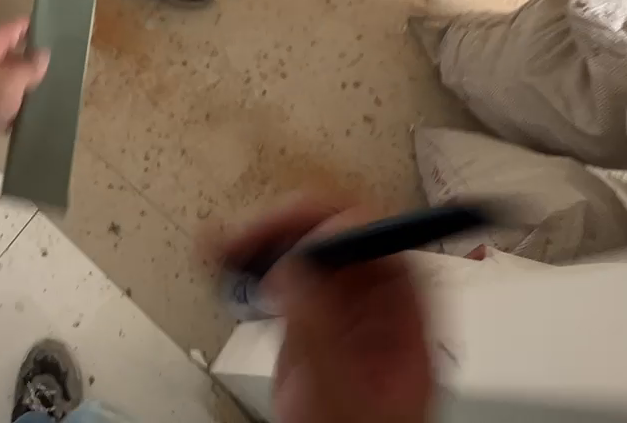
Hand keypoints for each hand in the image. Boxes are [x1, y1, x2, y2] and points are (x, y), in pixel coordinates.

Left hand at [0, 18, 48, 164]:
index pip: (14, 26)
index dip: (34, 26)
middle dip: (30, 60)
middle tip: (56, 65)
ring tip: (46, 91)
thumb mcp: (15, 79)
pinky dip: (12, 105)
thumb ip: (32, 66)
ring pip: (5, 78)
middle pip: (10, 54)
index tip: (54, 31)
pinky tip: (28, 114)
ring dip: (22, 86)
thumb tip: (43, 53)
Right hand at [216, 195, 434, 422]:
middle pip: (339, 237)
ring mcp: (338, 312)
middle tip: (253, 235)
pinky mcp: (305, 319)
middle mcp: (374, 310)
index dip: (345, 227)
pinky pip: (278, 271)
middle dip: (291, 226)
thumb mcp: (341, 399)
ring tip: (227, 242)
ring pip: (304, 246)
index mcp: (405, 327)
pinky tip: (222, 250)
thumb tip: (296, 267)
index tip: (300, 231)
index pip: (386, 249)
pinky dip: (247, 255)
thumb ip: (320, 333)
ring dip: (262, 234)